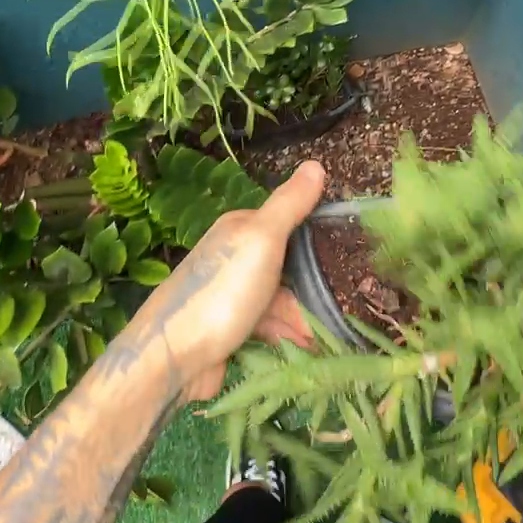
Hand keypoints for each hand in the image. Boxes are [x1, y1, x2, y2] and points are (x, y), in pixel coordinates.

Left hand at [135, 161, 323, 401]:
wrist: (172, 359)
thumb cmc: (221, 293)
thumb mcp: (262, 240)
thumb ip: (289, 204)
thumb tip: (315, 164)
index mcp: (239, 229)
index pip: (286, 221)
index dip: (316, 235)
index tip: (350, 250)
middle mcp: (232, 257)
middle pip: (286, 264)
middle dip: (314, 284)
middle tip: (345, 300)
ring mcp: (229, 295)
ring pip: (278, 299)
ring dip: (303, 316)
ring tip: (330, 335)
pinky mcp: (227, 329)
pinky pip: (267, 327)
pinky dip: (286, 336)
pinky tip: (306, 350)